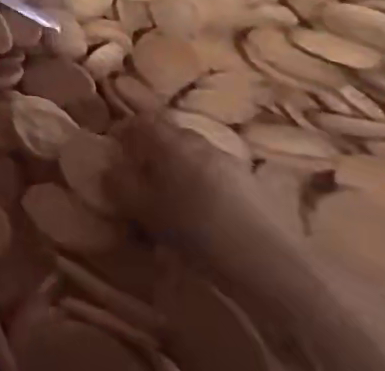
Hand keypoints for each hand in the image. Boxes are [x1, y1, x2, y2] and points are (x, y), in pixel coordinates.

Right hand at [108, 116, 300, 273]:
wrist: (274, 266)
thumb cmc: (196, 227)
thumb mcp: (142, 207)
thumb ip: (119, 183)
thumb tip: (110, 169)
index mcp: (171, 140)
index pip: (140, 120)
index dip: (124, 131)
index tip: (114, 150)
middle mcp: (202, 142)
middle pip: (171, 136)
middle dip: (153, 151)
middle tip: (141, 176)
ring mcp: (234, 164)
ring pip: (196, 158)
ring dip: (180, 171)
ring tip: (173, 198)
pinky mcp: (257, 189)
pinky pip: (218, 178)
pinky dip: (205, 187)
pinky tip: (204, 214)